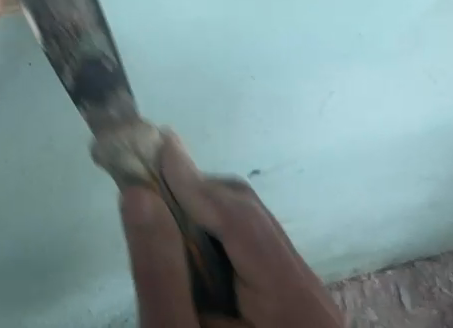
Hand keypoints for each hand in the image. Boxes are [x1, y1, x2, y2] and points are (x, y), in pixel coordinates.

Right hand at [121, 136, 344, 327]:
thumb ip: (158, 267)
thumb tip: (137, 191)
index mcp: (294, 307)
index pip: (238, 217)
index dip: (189, 178)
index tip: (144, 143)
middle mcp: (315, 299)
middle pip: (248, 216)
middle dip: (192, 195)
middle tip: (139, 188)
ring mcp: (311, 307)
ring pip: (252, 231)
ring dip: (201, 217)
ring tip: (157, 223)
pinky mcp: (299, 314)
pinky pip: (256, 256)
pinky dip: (216, 241)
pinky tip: (186, 258)